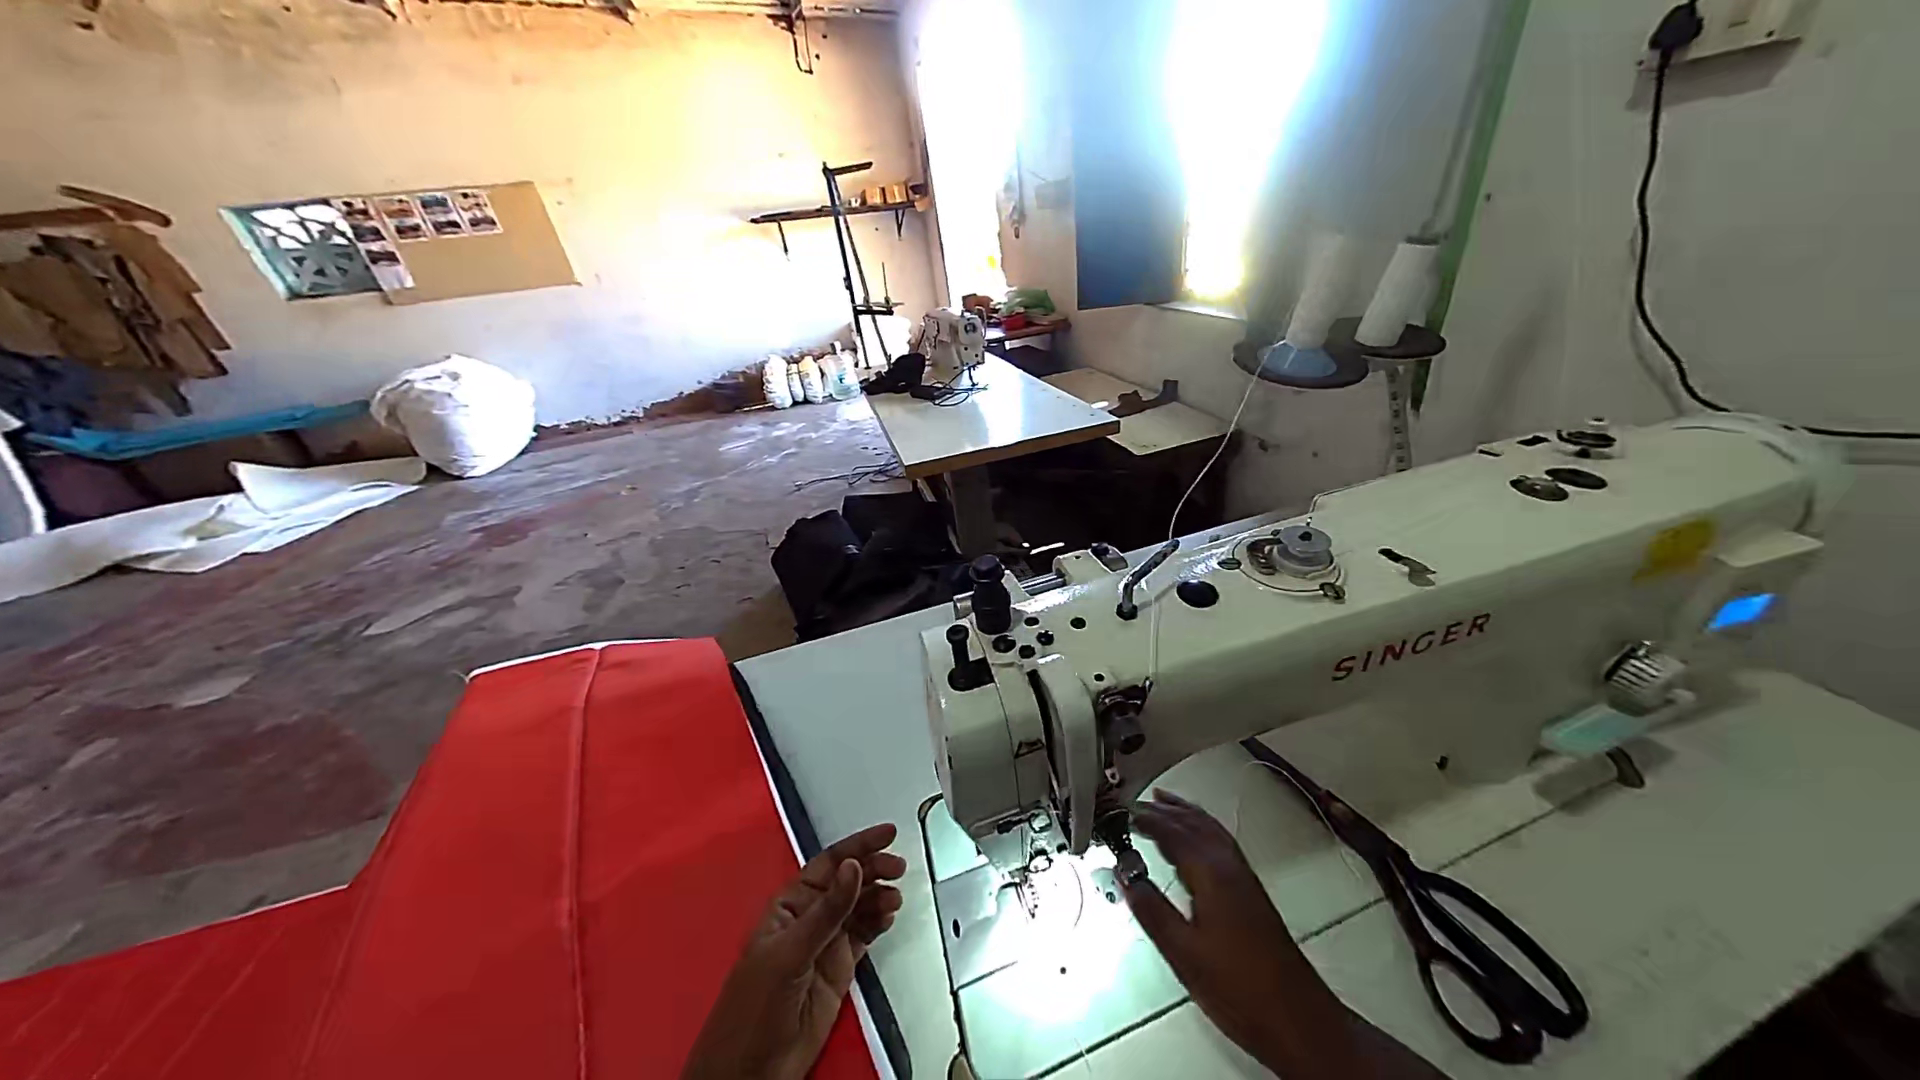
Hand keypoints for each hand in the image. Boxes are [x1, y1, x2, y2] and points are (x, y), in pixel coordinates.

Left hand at [682, 823, 906, 1079]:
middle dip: (874, 869)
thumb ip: (826, 910)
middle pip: (849, 881)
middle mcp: (809, 918)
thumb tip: (853, 868)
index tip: (886, 835)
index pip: (829, 863)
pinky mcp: (839, 967)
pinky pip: (864, 933)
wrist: (751, 1071)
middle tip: (897, 868)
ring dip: (879, 896)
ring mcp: (825, 942)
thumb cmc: (752, 1010)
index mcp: (790, 905)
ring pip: (859, 906)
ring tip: (894, 898)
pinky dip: (878, 921)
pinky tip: (888, 916)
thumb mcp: (790, 953)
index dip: (859, 846)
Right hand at [1125, 791, 1439, 1077]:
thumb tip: (1125, 874)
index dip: (1145, 818)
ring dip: (1185, 813)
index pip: (1172, 831)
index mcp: (1211, 873)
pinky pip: (1221, 842)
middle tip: (1136, 804)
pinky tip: (1196, 840)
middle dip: (1164, 809)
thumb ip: (1150, 908)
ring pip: (1211, 829)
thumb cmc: (1241, 989)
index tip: (1121, 812)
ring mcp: (1244, 878)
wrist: (1299, 1020)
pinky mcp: (1252, 892)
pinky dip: (1202, 828)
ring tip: (1164, 804)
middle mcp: (1230, 867)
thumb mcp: (1182, 952)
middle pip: (1194, 823)